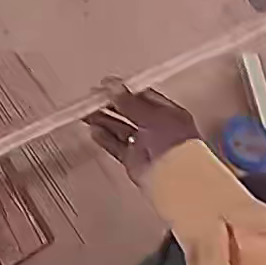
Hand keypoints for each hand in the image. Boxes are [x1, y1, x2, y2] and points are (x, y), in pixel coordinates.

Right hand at [84, 84, 200, 185]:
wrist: (177, 179)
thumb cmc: (178, 147)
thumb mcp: (152, 116)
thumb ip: (129, 102)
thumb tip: (113, 87)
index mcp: (168, 114)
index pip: (143, 97)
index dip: (124, 90)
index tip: (107, 85)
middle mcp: (157, 129)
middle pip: (128, 112)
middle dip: (110, 105)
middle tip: (93, 99)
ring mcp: (145, 145)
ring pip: (119, 129)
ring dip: (103, 120)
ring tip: (88, 113)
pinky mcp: (134, 160)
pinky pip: (116, 146)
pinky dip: (104, 138)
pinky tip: (95, 131)